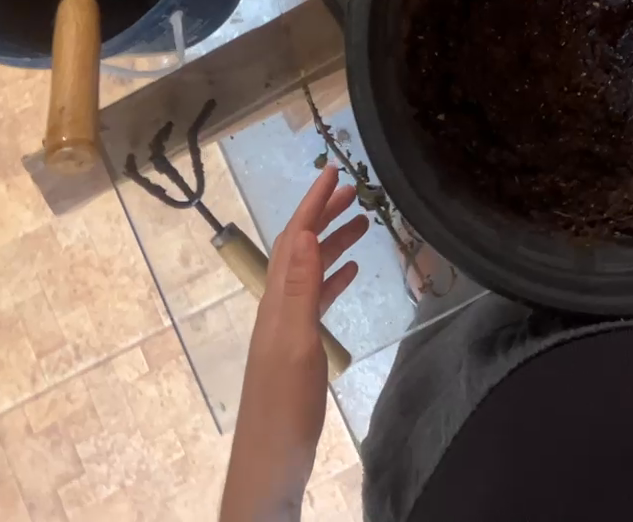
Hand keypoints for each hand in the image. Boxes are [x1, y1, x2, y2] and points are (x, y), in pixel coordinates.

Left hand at [222, 166, 369, 521]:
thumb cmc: (284, 406)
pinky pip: (318, 296)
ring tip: (362, 223)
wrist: (270, 461)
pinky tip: (351, 272)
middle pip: (302, 247)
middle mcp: (280, 304)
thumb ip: (299, 288)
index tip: (332, 172)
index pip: (294, 238)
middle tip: (355, 190)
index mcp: (278, 299)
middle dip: (324, 214)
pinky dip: (334, 276)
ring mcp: (288, 324)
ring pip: (312, 269)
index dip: (312, 203)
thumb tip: (300, 231)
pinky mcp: (299, 344)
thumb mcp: (295, 343)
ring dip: (333, 242)